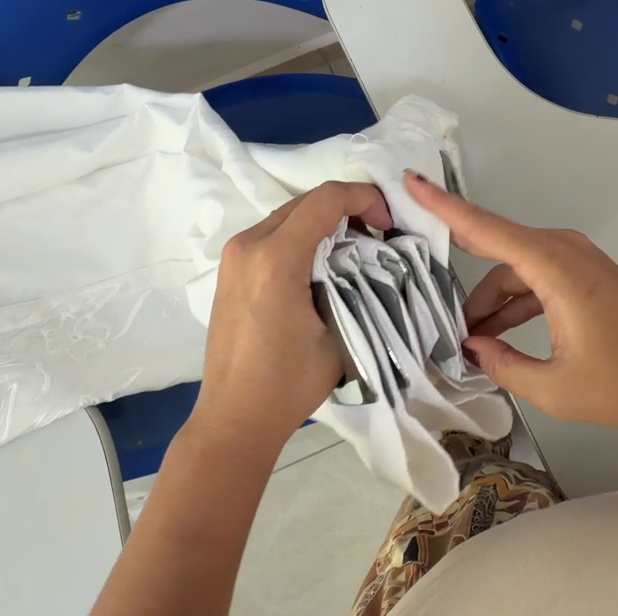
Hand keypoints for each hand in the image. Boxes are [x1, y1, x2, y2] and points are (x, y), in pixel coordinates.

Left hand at [192, 181, 392, 448]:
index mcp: (276, 258)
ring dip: (326, 220)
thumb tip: (372, 259)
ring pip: (290, 214)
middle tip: (378, 234)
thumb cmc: (289, 383)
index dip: (365, 197)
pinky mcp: (230, 268)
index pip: (327, 198)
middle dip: (349, 207)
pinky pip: (274, 232)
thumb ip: (356, 284)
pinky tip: (322, 262)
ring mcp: (234, 255)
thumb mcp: (339, 332)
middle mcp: (249, 245)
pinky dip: (304, 234)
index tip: (387, 223)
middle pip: (307, 200)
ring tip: (354, 248)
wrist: (234, 419)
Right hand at [404, 171, 617, 437]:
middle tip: (428, 297)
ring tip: (468, 339)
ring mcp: (577, 259)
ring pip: (515, 268)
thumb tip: (471, 346)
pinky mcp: (585, 274)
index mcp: (554, 267)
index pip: (486, 228)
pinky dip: (515, 300)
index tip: (410, 180)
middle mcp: (563, 250)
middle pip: (496, 250)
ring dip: (491, 299)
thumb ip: (503, 364)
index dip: (444, 205)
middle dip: (463, 277)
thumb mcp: (554, 387)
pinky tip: (499, 334)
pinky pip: (536, 276)